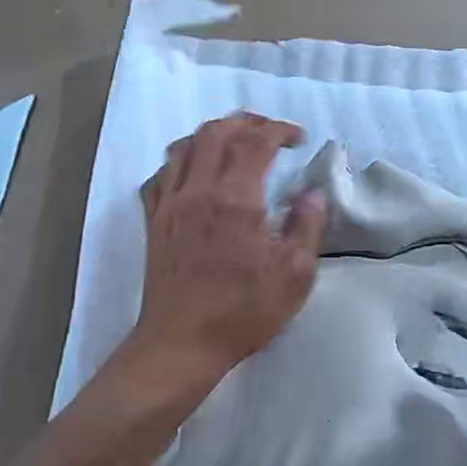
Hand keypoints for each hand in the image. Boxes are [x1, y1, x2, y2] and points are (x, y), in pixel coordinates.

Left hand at [124, 113, 327, 393]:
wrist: (182, 344)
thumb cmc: (244, 310)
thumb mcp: (295, 273)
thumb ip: (307, 225)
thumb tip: (312, 194)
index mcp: (236, 199)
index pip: (255, 142)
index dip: (279, 130)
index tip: (298, 137)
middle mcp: (197, 191)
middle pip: (215, 133)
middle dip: (246, 122)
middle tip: (270, 131)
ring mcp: (169, 205)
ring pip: (183, 147)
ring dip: (212, 134)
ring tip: (234, 142)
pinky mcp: (154, 222)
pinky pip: (162, 174)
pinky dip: (182, 160)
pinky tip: (196, 173)